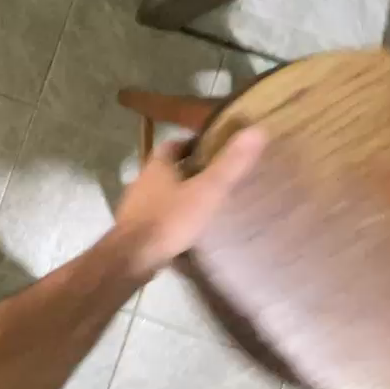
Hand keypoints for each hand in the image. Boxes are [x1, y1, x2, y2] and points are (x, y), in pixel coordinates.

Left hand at [107, 128, 265, 279]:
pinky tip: (186, 228)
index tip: (212, 149)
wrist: (133, 257)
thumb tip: (256, 131)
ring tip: (204, 203)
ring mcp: (135, 206)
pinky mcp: (134, 228)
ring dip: (178, 194)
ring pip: (159, 193)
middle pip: (165, 169)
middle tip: (213, 177)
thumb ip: (230, 164)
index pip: (172, 145)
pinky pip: (156, 216)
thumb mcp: (206, 191)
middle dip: (186, 170)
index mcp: (157, 166)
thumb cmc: (170, 219)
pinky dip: (171, 216)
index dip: (191, 144)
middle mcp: (142, 181)